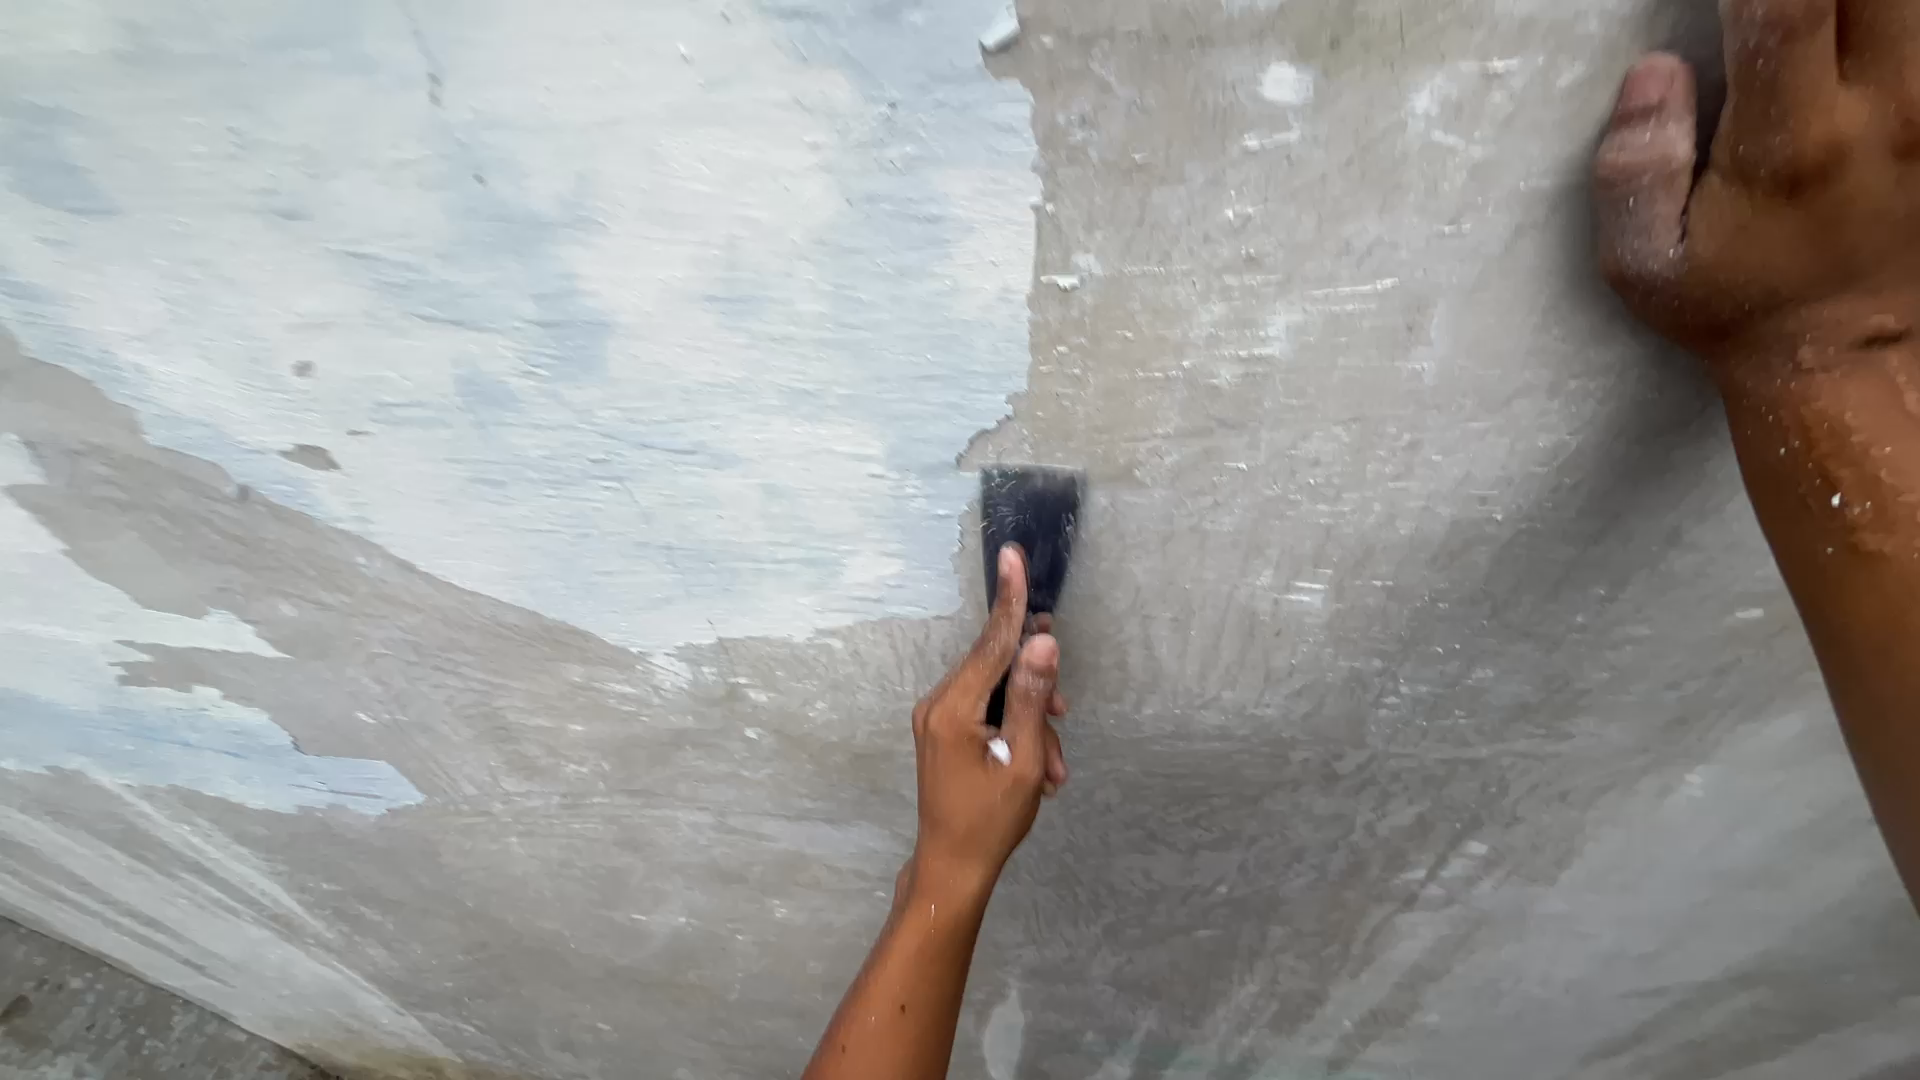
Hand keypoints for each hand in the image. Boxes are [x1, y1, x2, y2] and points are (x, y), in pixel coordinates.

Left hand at [907, 545, 1068, 891]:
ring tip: (1054, 769)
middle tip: (1065, 712)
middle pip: (996, 665)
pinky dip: (1016, 728)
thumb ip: (1032, 698)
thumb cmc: (990, 822)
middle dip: (1038, 687)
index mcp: (952, 708)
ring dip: (1032, 720)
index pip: (991, 642)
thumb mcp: (1024, 762)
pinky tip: (1039, 767)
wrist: (952, 867)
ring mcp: (936, 715)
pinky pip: (986, 709)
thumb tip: (1042, 642)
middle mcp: (937, 702)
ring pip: (997, 691)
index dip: (1011, 598)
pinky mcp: (942, 728)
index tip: (1012, 556)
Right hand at [1595, 3, 1919, 369]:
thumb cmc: (1727, 301)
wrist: (1844, 341)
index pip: (1781, 11)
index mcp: (1789, 145)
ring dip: (1855, 1)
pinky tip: (1860, 30)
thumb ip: (1634, 172)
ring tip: (1805, 16)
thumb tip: (1652, 71)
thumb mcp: (1640, 263)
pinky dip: (1897, 19)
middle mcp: (1889, 104)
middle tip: (1763, 3)